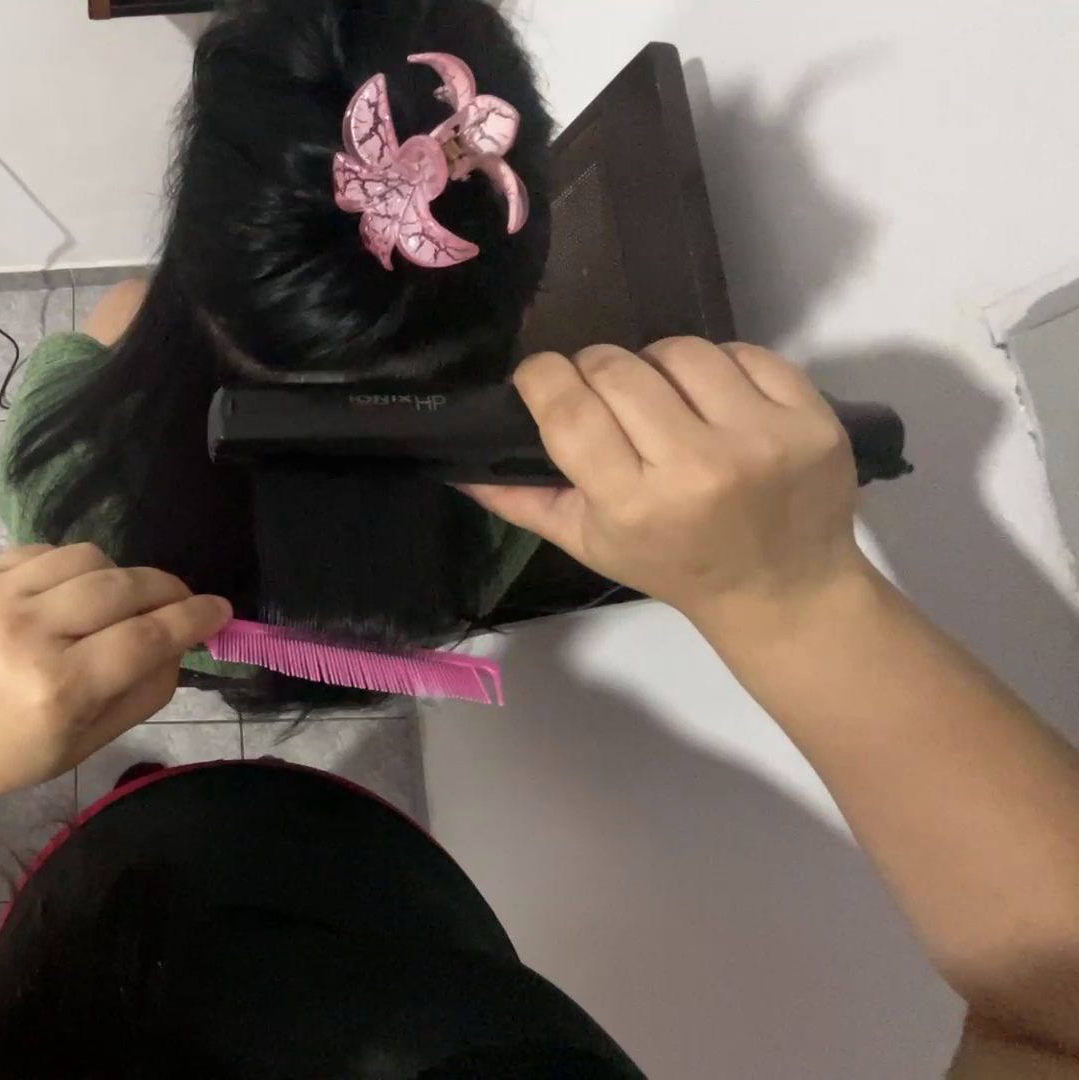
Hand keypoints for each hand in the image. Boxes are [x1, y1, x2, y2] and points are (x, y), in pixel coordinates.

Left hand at [0, 543, 231, 815]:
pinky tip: (70, 595)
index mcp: (58, 689)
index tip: (220, 610)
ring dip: (118, 576)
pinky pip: (44, 551)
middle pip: (122, 586)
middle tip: (181, 600)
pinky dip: (71, 567)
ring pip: (87, 557)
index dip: (193, 618)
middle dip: (166, 588)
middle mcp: (27, 633)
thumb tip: (180, 643)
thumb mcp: (87, 745)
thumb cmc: (9, 757)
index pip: (146, 637)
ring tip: (119, 603)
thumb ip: (145, 692)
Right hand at [461, 338, 871, 634]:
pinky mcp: (812, 417)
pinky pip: (742, 352)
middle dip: (588, 367)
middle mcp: (697, 466)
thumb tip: (457, 467)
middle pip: (616, 370)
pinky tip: (702, 394)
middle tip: (589, 387)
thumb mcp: (582, 541)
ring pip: (678, 351)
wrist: (779, 586)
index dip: (541, 377)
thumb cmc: (665, 564)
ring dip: (648, 363)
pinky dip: (709, 364)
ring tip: (650, 391)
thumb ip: (518, 500)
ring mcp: (762, 438)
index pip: (569, 411)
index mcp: (632, 501)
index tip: (535, 376)